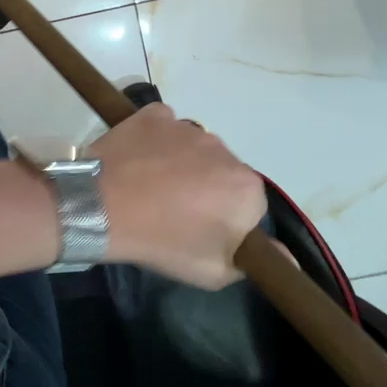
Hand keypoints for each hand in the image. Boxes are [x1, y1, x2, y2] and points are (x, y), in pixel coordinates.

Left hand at [87, 103, 264, 289]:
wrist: (99, 205)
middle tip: (174, 206)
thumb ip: (255, 261)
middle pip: (222, 171)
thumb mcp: (216, 271)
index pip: (249, 204)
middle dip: (206, 186)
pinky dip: (156, 137)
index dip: (227, 218)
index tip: (202, 228)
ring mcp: (184, 127)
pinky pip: (163, 124)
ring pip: (193, 147)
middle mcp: (223, 149)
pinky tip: (140, 155)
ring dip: (181, 160)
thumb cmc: (162, 240)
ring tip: (152, 181)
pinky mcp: (151, 114)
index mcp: (247, 188)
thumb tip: (286, 256)